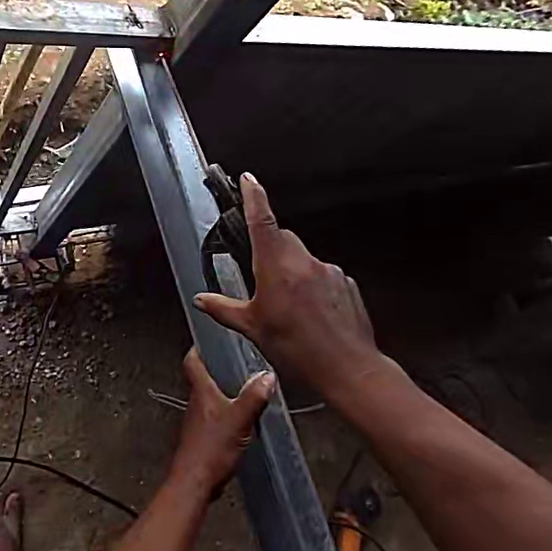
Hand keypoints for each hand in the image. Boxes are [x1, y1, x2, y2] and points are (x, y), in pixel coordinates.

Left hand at [168, 348, 274, 494]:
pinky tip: (240, 421)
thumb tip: (266, 377)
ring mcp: (198, 421)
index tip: (207, 340)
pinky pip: (214, 418)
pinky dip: (226, 414)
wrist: (195, 481)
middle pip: (201, 378)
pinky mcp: (204, 437)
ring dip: (222, 392)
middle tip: (233, 363)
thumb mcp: (239, 419)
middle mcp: (197, 403)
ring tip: (242, 389)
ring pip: (208, 398)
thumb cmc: (210, 450)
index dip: (198, 349)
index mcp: (201, 392)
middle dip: (215, 370)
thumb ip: (253, 397)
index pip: (192, 362)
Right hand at [193, 173, 400, 404]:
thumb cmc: (300, 351)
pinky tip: (308, 314)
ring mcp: (329, 272)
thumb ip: (224, 309)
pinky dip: (312, 286)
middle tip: (260, 277)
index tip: (248, 180)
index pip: (262, 221)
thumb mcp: (253, 328)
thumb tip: (203, 299)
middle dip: (269, 249)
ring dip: (291, 271)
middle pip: (282, 239)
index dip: (253, 197)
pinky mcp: (346, 284)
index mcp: (277, 267)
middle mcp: (305, 262)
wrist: (348, 370)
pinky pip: (322, 275)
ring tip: (287, 307)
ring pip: (302, 258)